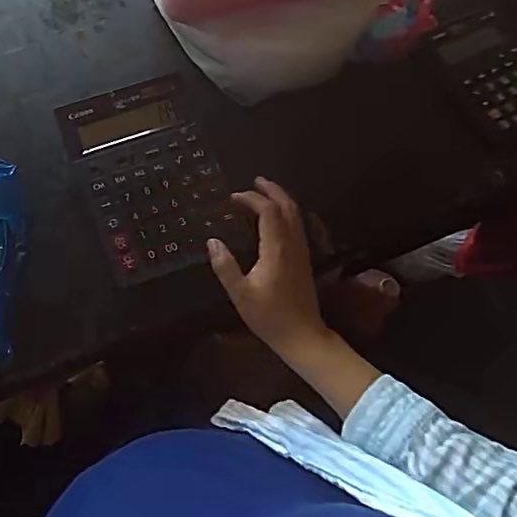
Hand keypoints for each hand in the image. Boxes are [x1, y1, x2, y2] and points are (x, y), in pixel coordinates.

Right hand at [206, 177, 382, 418]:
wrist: (302, 336)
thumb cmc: (268, 316)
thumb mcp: (239, 293)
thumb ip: (225, 266)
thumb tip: (212, 241)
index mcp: (277, 250)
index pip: (268, 213)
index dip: (252, 199)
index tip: (233, 197)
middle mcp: (292, 246)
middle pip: (288, 208)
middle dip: (272, 191)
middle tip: (255, 181)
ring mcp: (301, 252)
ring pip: (296, 216)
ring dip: (281, 200)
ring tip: (264, 193)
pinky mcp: (303, 260)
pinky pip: (297, 226)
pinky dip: (286, 214)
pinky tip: (275, 218)